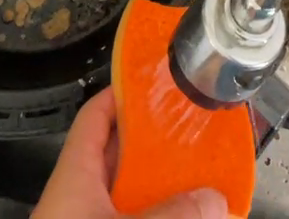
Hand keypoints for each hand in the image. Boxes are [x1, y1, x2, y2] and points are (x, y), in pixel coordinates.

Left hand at [31, 89, 228, 218]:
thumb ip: (169, 217)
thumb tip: (215, 201)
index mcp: (74, 179)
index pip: (98, 116)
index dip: (128, 93)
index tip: (165, 84)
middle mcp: (80, 201)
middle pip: (122, 159)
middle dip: (161, 149)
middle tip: (202, 139)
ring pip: (133, 200)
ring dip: (167, 194)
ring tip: (208, 186)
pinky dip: (163, 218)